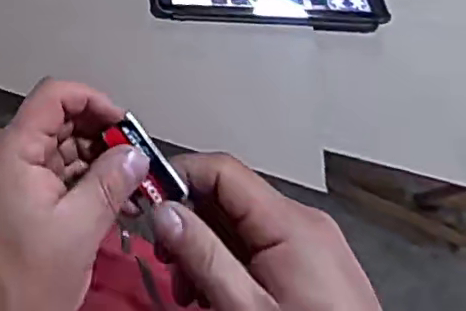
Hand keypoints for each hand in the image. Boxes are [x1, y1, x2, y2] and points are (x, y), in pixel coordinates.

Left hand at [0, 79, 150, 310]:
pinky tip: (116, 202)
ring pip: (62, 147)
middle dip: (102, 136)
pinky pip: (57, 172)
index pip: (54, 95)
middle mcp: (9, 149)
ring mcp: (13, 171)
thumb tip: (136, 153)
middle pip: (60, 120)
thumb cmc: (24, 277)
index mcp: (14, 146)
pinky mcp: (20, 193)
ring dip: (99, 161)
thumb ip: (109, 184)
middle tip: (139, 161)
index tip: (126, 125)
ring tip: (135, 187)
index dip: (92, 100)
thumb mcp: (77, 229)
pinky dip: (85, 181)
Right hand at [151, 153, 379, 309]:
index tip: (147, 203)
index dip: (178, 177)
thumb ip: (203, 256)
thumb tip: (162, 210)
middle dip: (190, 225)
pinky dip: (232, 265)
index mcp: (293, 225)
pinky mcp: (318, 273)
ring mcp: (315, 249)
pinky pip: (260, 249)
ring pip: (240, 226)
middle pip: (227, 198)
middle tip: (167, 263)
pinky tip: (218, 296)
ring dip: (206, 250)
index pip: (220, 169)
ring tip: (191, 292)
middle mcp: (306, 225)